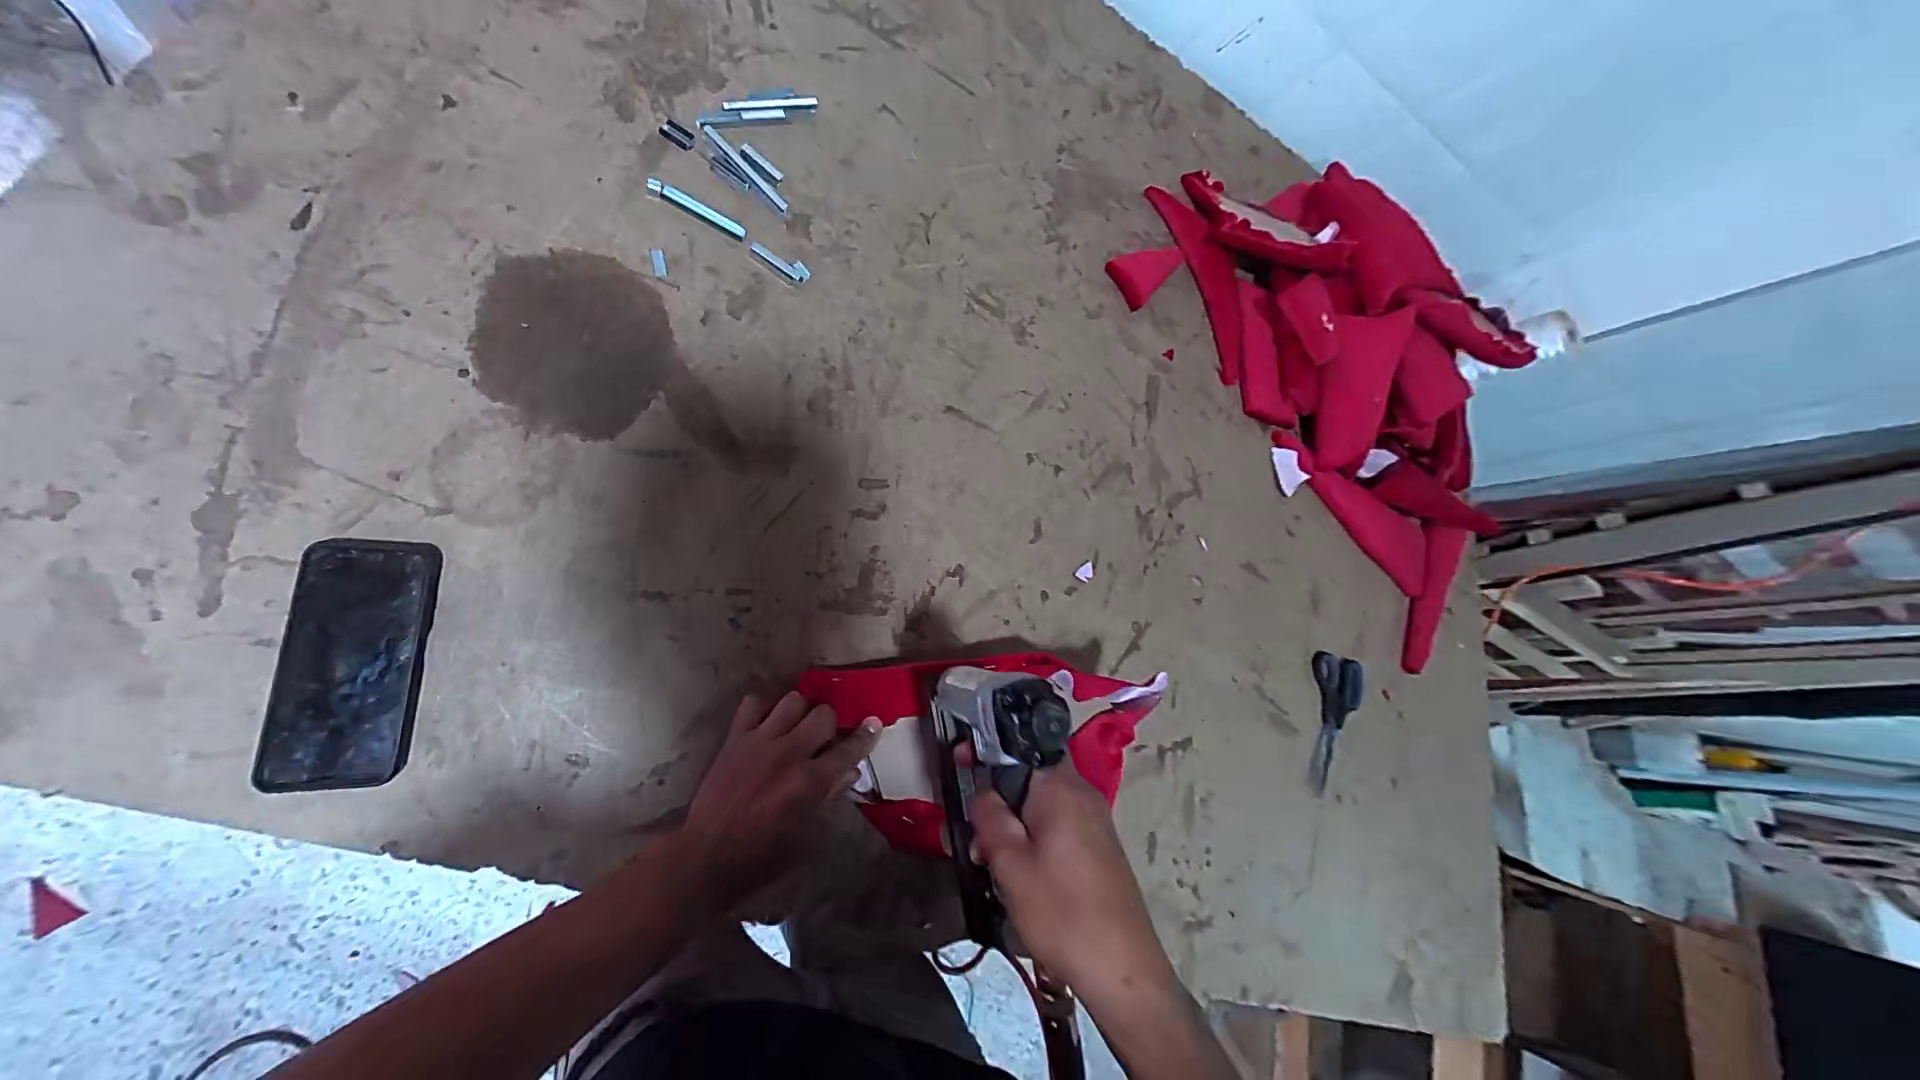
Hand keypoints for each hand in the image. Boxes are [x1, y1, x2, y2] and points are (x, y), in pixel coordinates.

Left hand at [677, 692, 879, 907]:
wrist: (705, 855)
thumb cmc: (760, 853)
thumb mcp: (803, 833)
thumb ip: (827, 795)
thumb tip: (849, 771)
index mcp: (808, 780)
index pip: (848, 749)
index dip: (865, 735)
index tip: (874, 723)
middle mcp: (787, 752)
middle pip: (823, 714)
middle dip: (831, 723)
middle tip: (826, 737)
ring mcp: (759, 740)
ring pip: (793, 700)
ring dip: (801, 711)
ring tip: (798, 725)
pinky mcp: (735, 737)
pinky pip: (754, 703)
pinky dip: (766, 707)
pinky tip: (769, 721)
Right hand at [966, 760, 1174, 999]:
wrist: (1123, 971)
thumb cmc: (1061, 912)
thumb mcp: (1010, 863)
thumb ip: (989, 816)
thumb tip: (982, 791)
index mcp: (1060, 786)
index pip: (1016, 748)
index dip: (983, 752)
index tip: (958, 763)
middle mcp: (1080, 793)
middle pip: (1026, 780)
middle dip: (995, 803)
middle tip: (972, 841)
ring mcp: (1093, 820)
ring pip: (1039, 807)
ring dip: (1011, 827)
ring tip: (990, 866)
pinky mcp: (1097, 846)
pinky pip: (1055, 827)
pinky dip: (1032, 841)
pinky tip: (1018, 876)